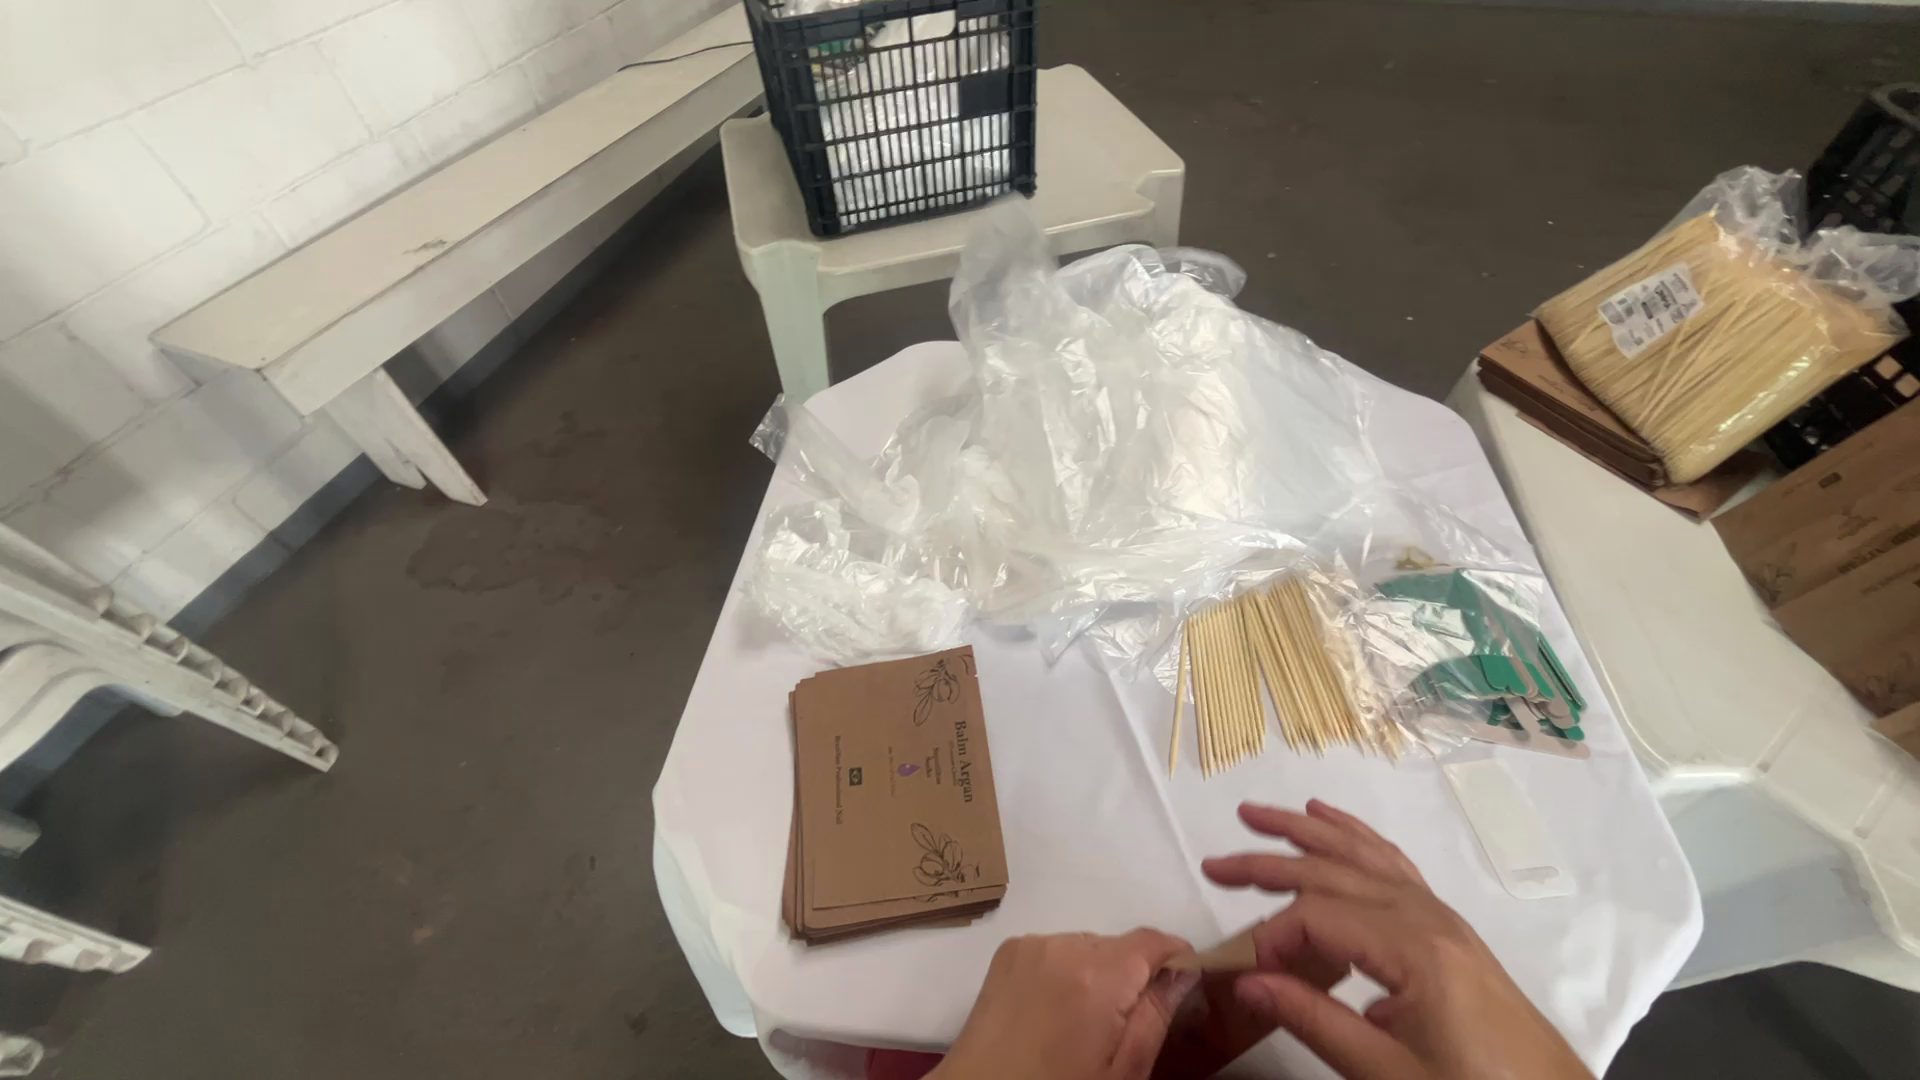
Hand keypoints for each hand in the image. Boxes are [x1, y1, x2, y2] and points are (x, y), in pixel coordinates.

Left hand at [931, 929, 1198, 1079]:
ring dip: (1097, 972)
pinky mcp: (1009, 950)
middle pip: (1117, 945)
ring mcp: (1032, 944)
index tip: (1186, 978)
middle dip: (1132, 974)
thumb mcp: (1124, 1071)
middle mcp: (1064, 945)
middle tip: (1127, 1023)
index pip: (1151, 940)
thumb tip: (1184, 971)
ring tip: (1085, 1023)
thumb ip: (1156, 1015)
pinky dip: (1065, 970)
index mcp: (1098, 975)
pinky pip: (1054, 949)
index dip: (1175, 956)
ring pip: (1086, 946)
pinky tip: (1056, 1011)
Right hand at [1195, 800, 1593, 1079]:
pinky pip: (1391, 862)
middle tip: (1214, 865)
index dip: (1272, 937)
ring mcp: (1440, 914)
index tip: (1242, 969)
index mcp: (1414, 950)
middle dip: (1267, 863)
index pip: (1317, 918)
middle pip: (1330, 871)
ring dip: (1304, 830)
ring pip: (1359, 853)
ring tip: (1256, 814)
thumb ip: (1313, 1021)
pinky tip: (1329, 818)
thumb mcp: (1391, 1078)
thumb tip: (1242, 980)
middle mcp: (1425, 916)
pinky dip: (1354, 835)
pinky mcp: (1446, 924)